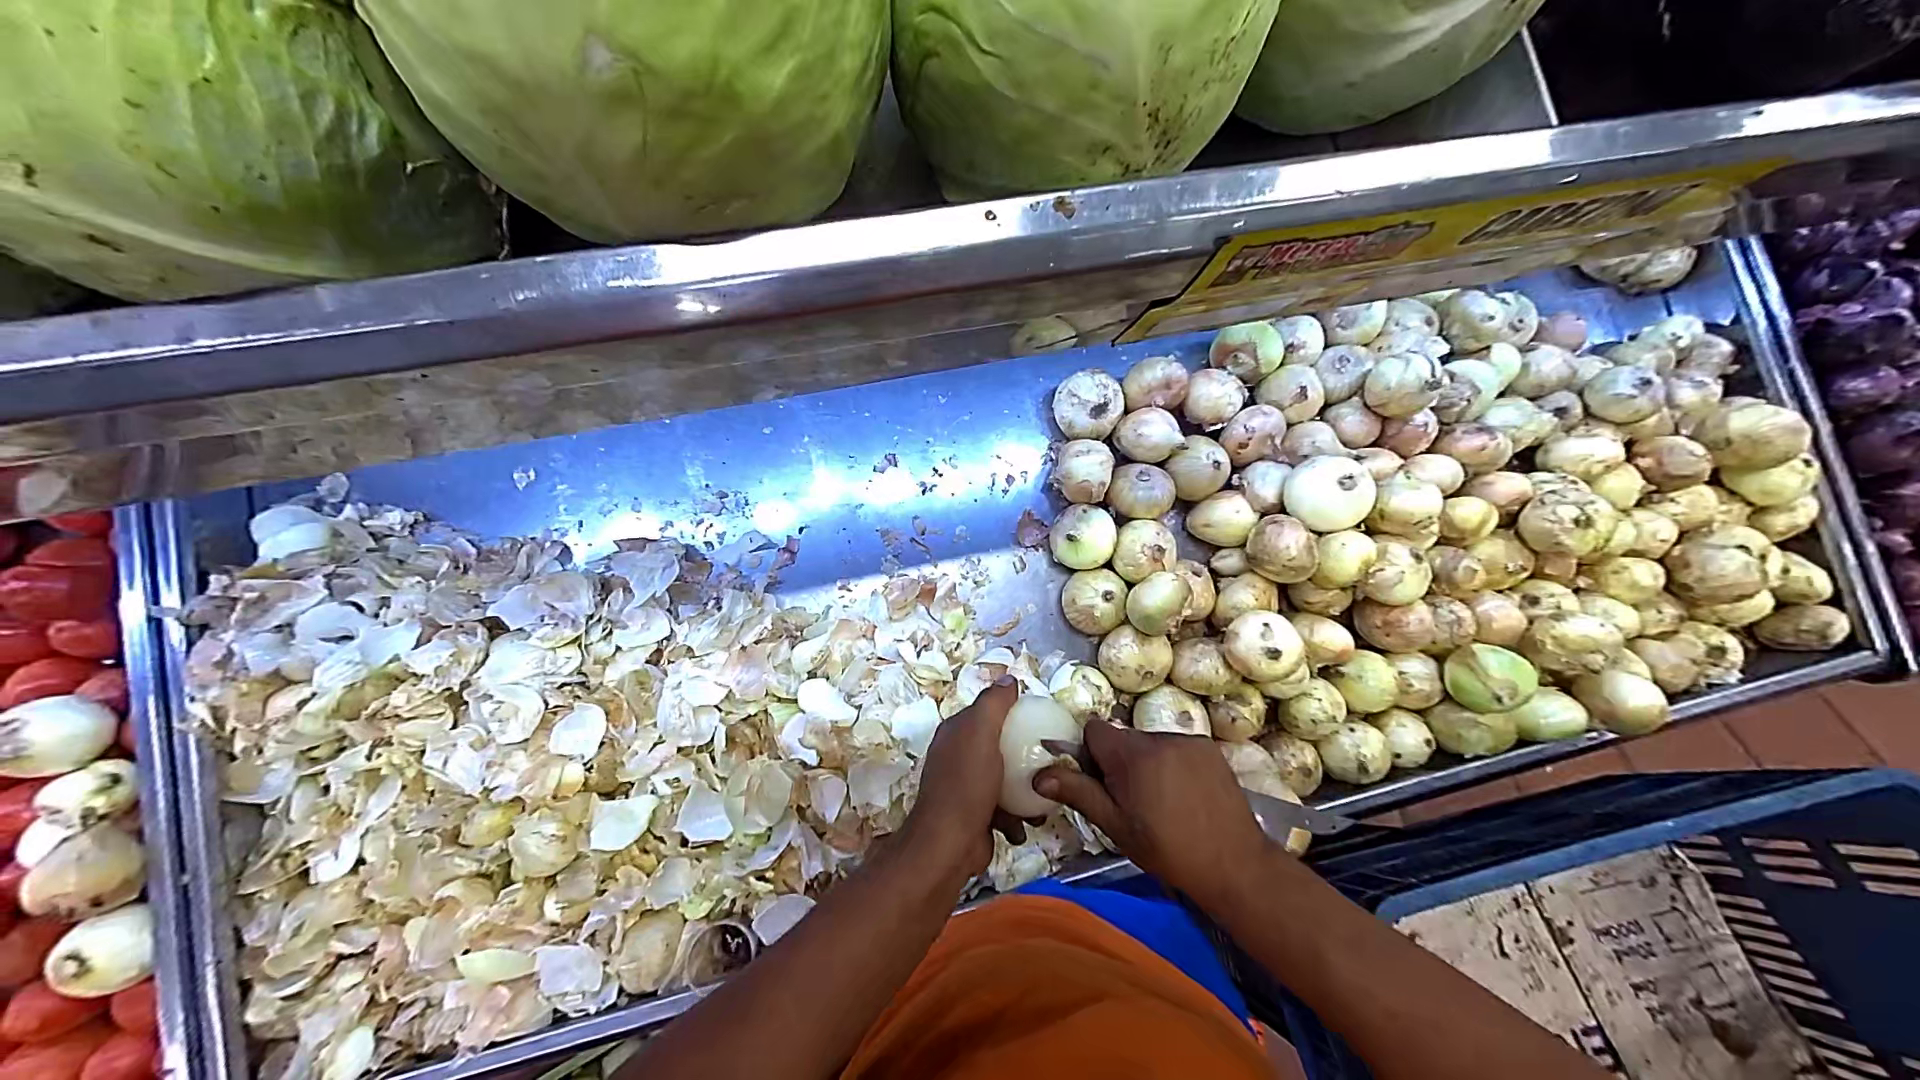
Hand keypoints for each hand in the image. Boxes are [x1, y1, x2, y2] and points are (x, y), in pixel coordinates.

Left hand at [897, 677, 1023, 884]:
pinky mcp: (974, 816)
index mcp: (955, 732)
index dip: (1011, 714)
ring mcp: (965, 788)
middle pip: (998, 747)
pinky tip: (1024, 825)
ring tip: (1041, 800)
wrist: (951, 844)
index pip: (986, 713)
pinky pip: (1003, 809)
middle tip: (1048, 762)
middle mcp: (957, 757)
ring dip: (1025, 791)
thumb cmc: (967, 783)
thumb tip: (1008, 677)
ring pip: (1004, 780)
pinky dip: (1016, 817)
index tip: (1039, 721)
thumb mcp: (981, 732)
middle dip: (1023, 756)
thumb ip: (994, 703)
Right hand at [1035, 721, 1276, 906]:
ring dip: (1146, 762)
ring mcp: (1187, 740)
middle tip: (1130, 799)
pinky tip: (1184, 794)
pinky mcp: (1209, 747)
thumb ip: (1078, 793)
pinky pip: (1175, 747)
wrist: (1234, 863)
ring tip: (1161, 801)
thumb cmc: (1166, 849)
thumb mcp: (1115, 826)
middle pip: (1122, 738)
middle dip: (1118, 761)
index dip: (1090, 753)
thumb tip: (1040, 776)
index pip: (1094, 730)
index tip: (1100, 782)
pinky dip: (1172, 763)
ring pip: (1148, 743)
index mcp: (1131, 754)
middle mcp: (1158, 737)